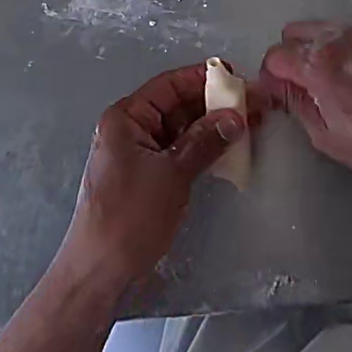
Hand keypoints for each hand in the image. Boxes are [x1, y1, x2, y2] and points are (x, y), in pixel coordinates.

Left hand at [57, 63, 247, 289]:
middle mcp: (131, 130)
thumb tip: (235, 117)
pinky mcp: (149, 177)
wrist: (99, 273)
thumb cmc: (129, 217)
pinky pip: (180, 151)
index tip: (236, 78)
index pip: (169, 86)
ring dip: (212, 127)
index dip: (202, 78)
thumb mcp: (172, 175)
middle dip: (213, 105)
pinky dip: (203, 149)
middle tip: (252, 104)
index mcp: (127, 119)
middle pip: (177, 105)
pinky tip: (230, 149)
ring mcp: (140, 154)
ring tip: (249, 124)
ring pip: (181, 129)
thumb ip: (204, 142)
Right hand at [258, 22, 351, 194]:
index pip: (275, 55)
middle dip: (290, 57)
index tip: (278, 95)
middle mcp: (339, 37)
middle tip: (301, 86)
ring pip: (323, 28)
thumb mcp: (329, 138)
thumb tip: (280, 87)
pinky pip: (351, 32)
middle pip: (294, 33)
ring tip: (332, 81)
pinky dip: (343, 47)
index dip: (271, 77)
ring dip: (315, 49)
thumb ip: (297, 104)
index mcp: (319, 63)